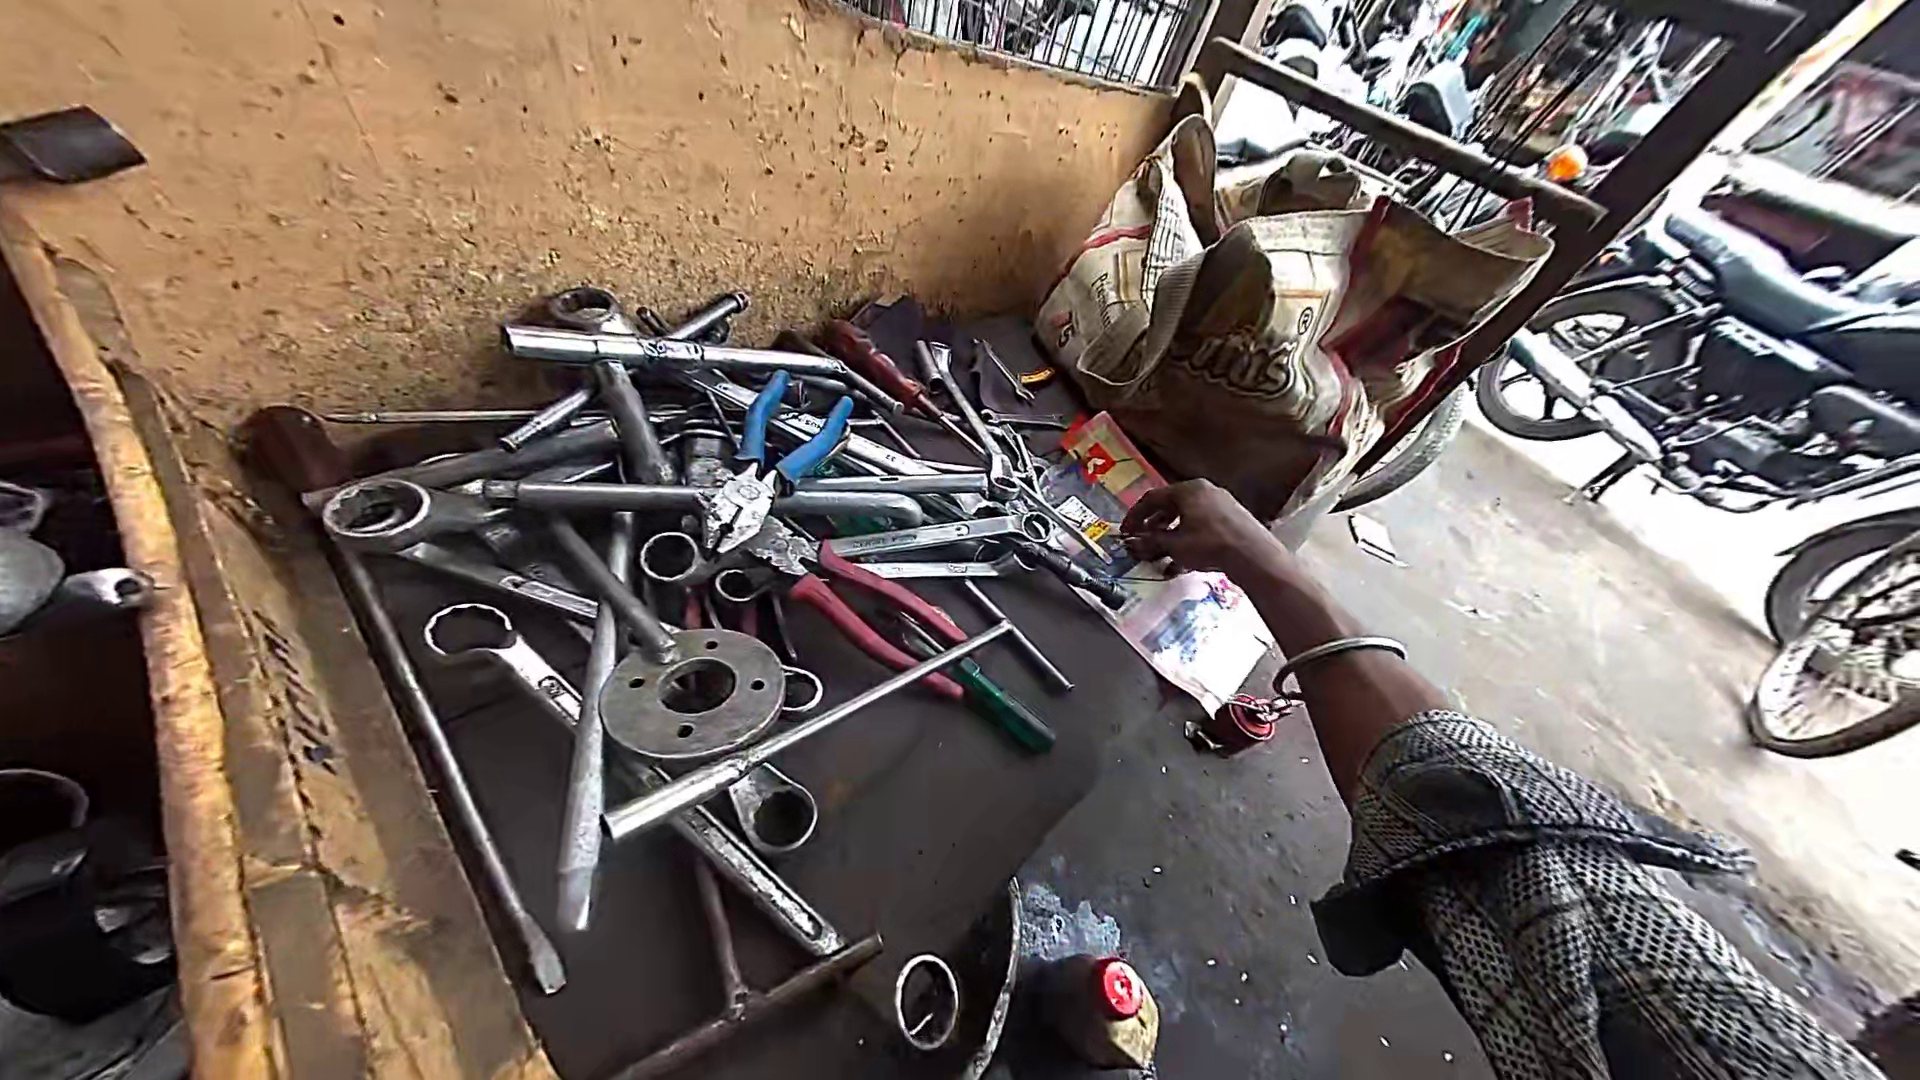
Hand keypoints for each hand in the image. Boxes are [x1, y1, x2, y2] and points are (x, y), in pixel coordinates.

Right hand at [1120, 479, 1292, 577]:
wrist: (1254, 556)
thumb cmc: (1209, 545)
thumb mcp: (1174, 545)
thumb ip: (1150, 542)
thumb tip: (1131, 543)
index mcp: (1188, 490)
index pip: (1152, 498)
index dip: (1135, 516)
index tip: (1125, 531)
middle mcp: (1204, 491)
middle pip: (1170, 506)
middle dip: (1153, 525)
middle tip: (1142, 539)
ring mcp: (1220, 503)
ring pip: (1186, 517)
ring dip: (1169, 533)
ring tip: (1160, 550)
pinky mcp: (1232, 518)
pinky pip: (1201, 524)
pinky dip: (1187, 537)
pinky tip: (1181, 559)